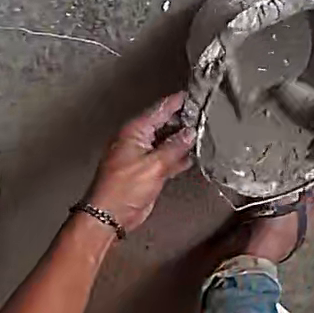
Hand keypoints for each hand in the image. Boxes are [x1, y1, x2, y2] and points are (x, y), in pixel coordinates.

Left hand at [84, 92, 195, 232]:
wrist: (109, 216)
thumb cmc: (122, 189)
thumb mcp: (154, 165)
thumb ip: (175, 147)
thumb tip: (190, 133)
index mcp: (134, 131)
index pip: (159, 109)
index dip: (176, 102)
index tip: (192, 95)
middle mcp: (137, 140)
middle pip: (164, 124)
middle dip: (182, 120)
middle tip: (203, 115)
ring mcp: (141, 155)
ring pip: (166, 141)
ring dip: (182, 140)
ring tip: (202, 133)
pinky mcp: (146, 170)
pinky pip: (166, 158)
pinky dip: (178, 157)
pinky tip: (192, 156)